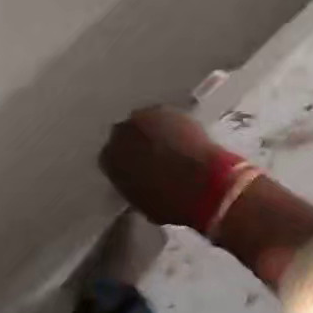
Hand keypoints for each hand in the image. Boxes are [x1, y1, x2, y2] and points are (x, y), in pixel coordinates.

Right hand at [97, 106, 227, 227]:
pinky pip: (164, 117)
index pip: (110, 158)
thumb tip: (138, 182)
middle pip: (125, 134)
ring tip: (170, 147)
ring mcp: (143, 117)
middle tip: (153, 157)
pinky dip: (171, 126)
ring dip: (152, 132)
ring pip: (144, 122)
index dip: (125, 164)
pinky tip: (182, 139)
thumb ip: (131, 185)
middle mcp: (120, 133)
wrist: (202, 185)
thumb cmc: (171, 202)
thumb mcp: (141, 202)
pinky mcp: (166, 110)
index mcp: (109, 158)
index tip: (136, 170)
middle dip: (136, 143)